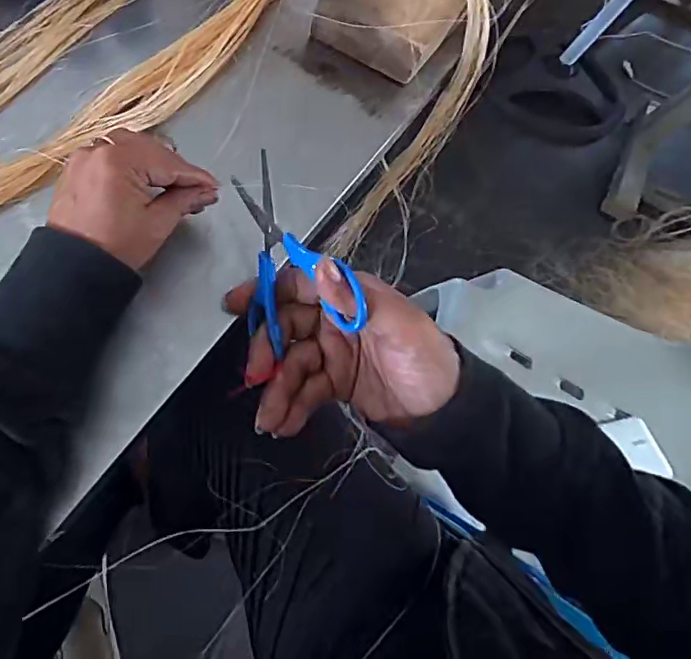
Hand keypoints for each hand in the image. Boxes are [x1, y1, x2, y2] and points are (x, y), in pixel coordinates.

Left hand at [47, 130, 218, 270]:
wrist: (72, 266)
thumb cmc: (112, 247)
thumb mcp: (156, 224)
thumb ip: (183, 200)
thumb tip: (204, 191)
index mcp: (118, 160)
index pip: (167, 162)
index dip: (193, 176)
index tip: (211, 186)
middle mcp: (98, 150)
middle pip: (148, 148)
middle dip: (173, 167)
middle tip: (194, 189)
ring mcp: (84, 157)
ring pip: (128, 146)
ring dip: (151, 160)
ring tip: (170, 183)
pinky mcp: (76, 167)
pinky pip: (108, 154)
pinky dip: (127, 162)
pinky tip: (142, 178)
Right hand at [223, 263, 458, 435]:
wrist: (454, 418)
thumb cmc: (430, 361)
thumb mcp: (397, 326)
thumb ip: (354, 299)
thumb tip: (320, 268)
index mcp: (347, 293)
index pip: (296, 284)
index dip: (264, 291)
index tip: (236, 304)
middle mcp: (333, 316)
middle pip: (284, 325)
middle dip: (266, 351)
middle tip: (255, 375)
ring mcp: (330, 349)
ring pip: (289, 361)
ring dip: (275, 388)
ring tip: (269, 417)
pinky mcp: (332, 380)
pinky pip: (302, 388)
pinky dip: (289, 405)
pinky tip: (281, 423)